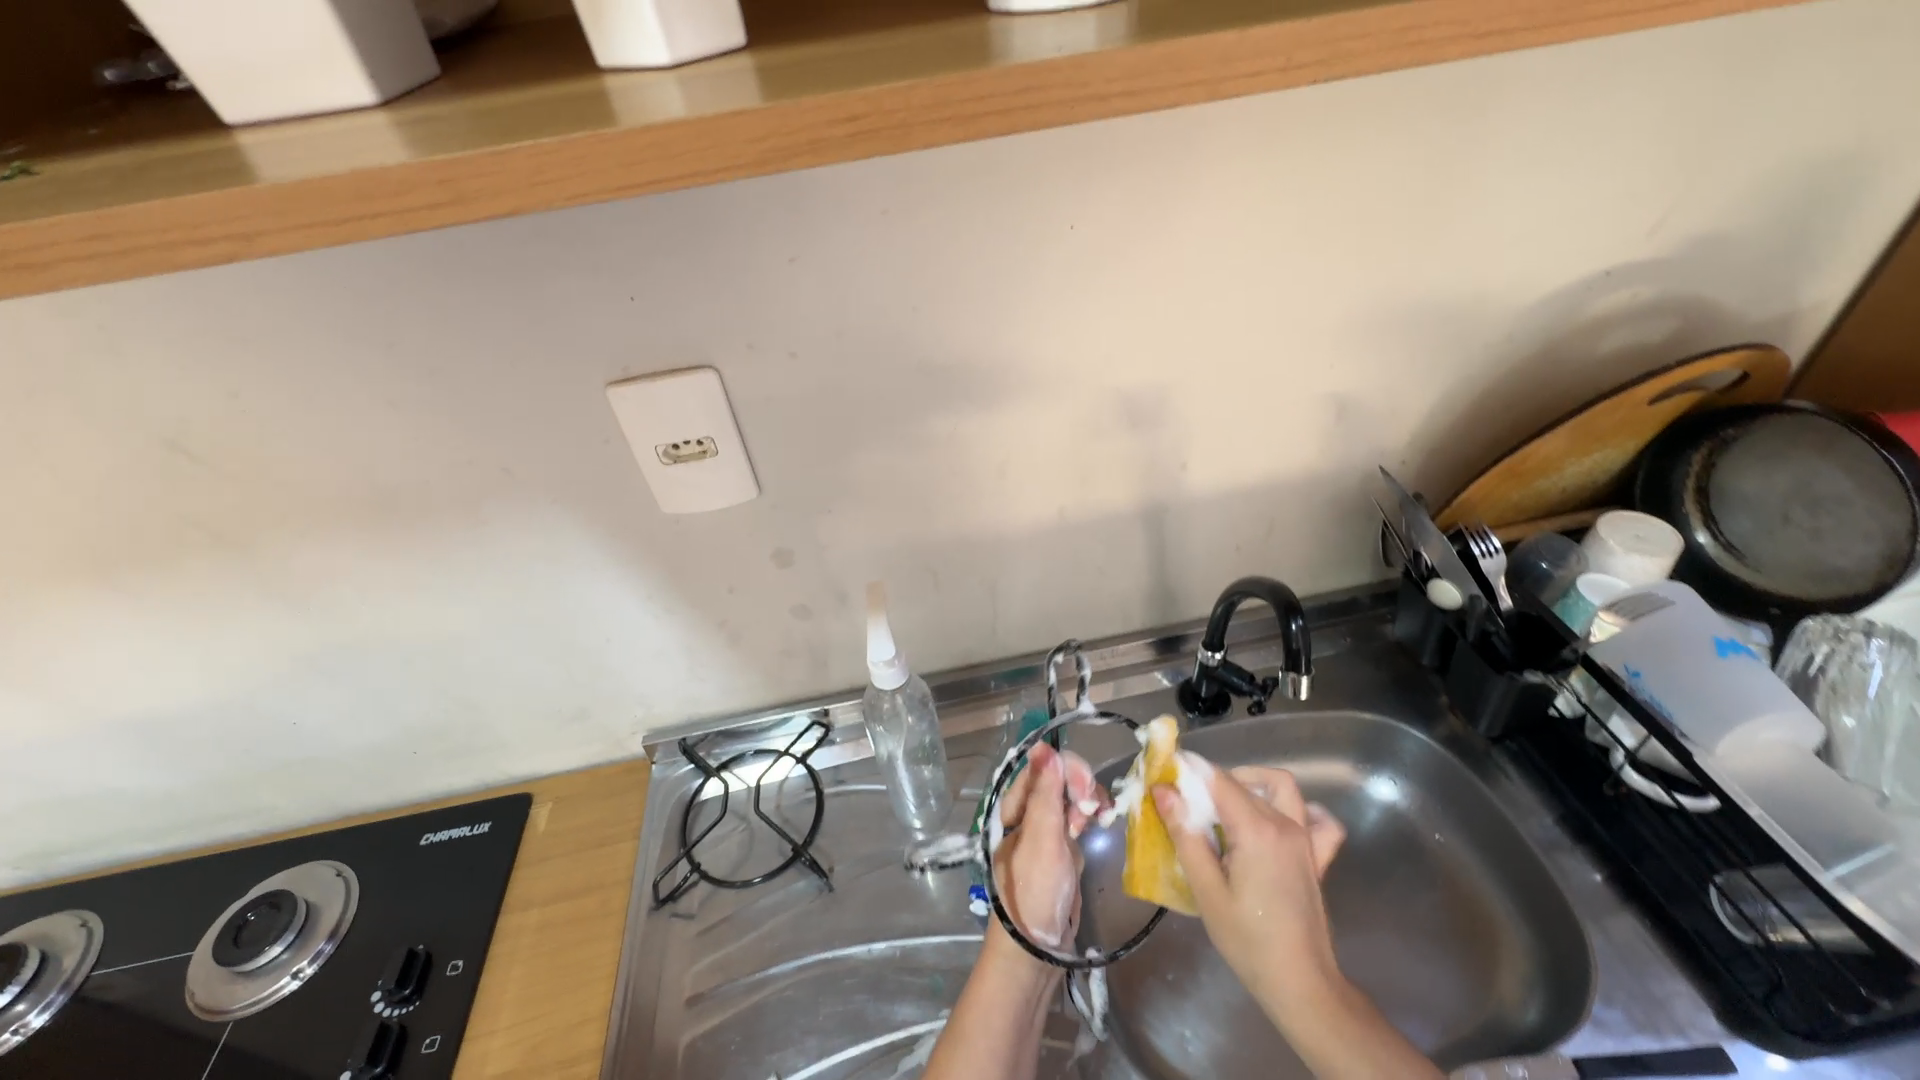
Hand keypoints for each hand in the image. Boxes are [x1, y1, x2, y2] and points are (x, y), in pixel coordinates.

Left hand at [993, 742, 1106, 953]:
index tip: (1084, 786)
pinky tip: (1100, 824)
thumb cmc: (1034, 891)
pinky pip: (1075, 822)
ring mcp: (1044, 834)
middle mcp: (1026, 817)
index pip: (1039, 770)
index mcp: (1012, 809)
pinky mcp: (1061, 852)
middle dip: (1078, 785)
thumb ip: (1045, 794)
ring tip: (1097, 817)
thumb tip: (1043, 747)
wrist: (1037, 948)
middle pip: (1056, 781)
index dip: (1064, 769)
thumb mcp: (1041, 840)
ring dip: (1086, 801)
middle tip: (1093, 806)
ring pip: (1069, 800)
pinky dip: (1088, 818)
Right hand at [1152, 762, 1345, 1015]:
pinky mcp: (1316, 857)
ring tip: (1223, 803)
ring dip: (1252, 784)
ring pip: (1281, 789)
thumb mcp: (1206, 889)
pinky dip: (1302, 810)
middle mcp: (1286, 825)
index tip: (1163, 775)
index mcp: (1257, 830)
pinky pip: (1319, 821)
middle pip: (1243, 784)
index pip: (1219, 781)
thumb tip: (1164, 792)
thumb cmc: (1247, 940)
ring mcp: (1306, 840)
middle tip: (1181, 801)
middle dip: (1210, 782)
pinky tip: (1279, 820)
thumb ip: (1185, 835)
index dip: (1189, 772)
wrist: (1299, 981)